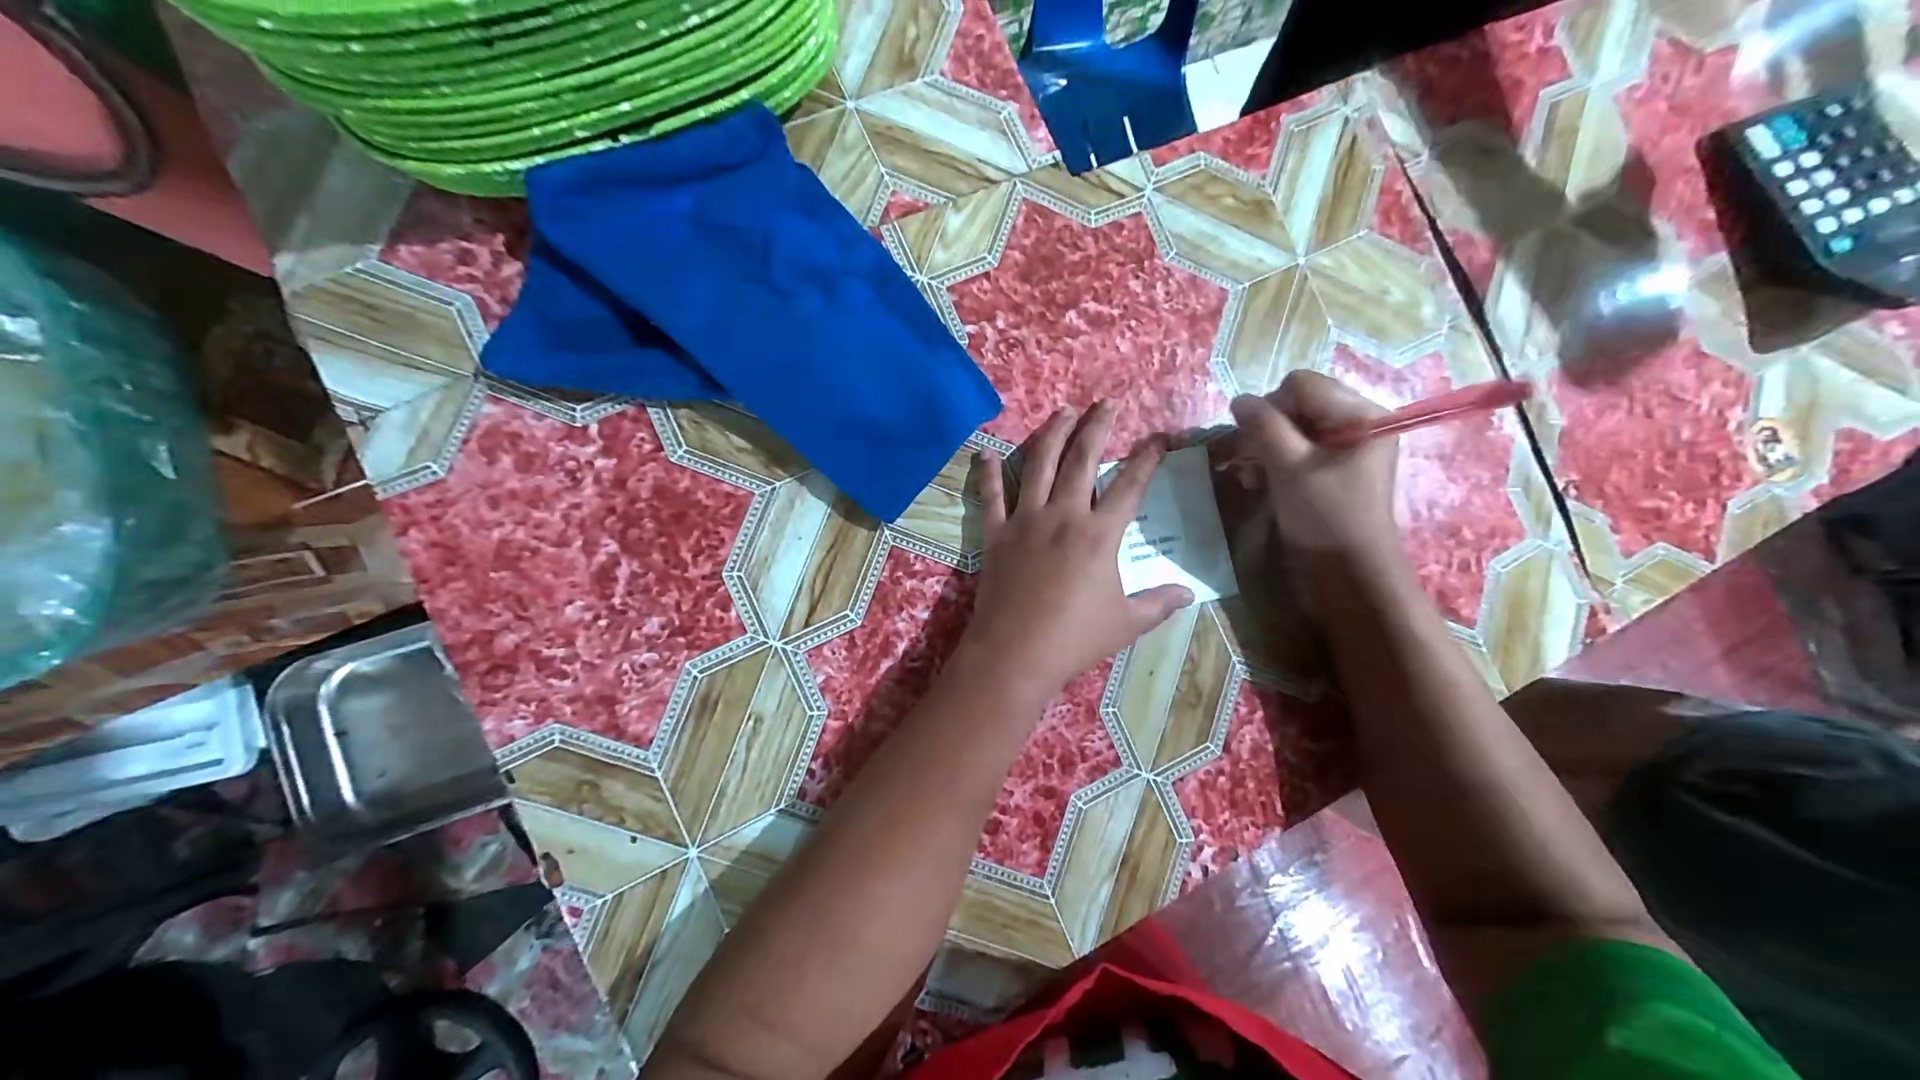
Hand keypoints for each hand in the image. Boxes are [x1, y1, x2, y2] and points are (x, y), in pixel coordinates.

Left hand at [960, 402, 1193, 701]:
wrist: (1014, 654)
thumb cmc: (1074, 639)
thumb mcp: (1126, 623)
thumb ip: (1158, 604)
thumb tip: (1188, 594)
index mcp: (1099, 535)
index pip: (1130, 486)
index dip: (1147, 458)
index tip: (1159, 437)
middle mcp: (1063, 516)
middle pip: (1081, 460)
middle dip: (1097, 427)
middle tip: (1106, 403)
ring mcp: (1025, 521)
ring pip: (1038, 465)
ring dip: (1051, 434)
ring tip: (1062, 411)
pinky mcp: (996, 535)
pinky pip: (991, 497)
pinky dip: (989, 473)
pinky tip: (988, 452)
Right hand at [1228, 371, 1398, 559]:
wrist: (1348, 574)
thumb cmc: (1325, 518)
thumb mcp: (1290, 469)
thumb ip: (1264, 428)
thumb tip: (1239, 400)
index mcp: (1360, 414)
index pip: (1300, 385)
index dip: (1269, 408)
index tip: (1252, 442)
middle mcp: (1356, 422)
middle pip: (1295, 403)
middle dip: (1264, 429)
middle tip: (1245, 461)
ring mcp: (1345, 446)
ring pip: (1290, 427)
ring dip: (1263, 447)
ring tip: (1250, 476)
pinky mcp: (1331, 467)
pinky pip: (1295, 448)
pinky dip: (1273, 460)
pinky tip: (1259, 482)